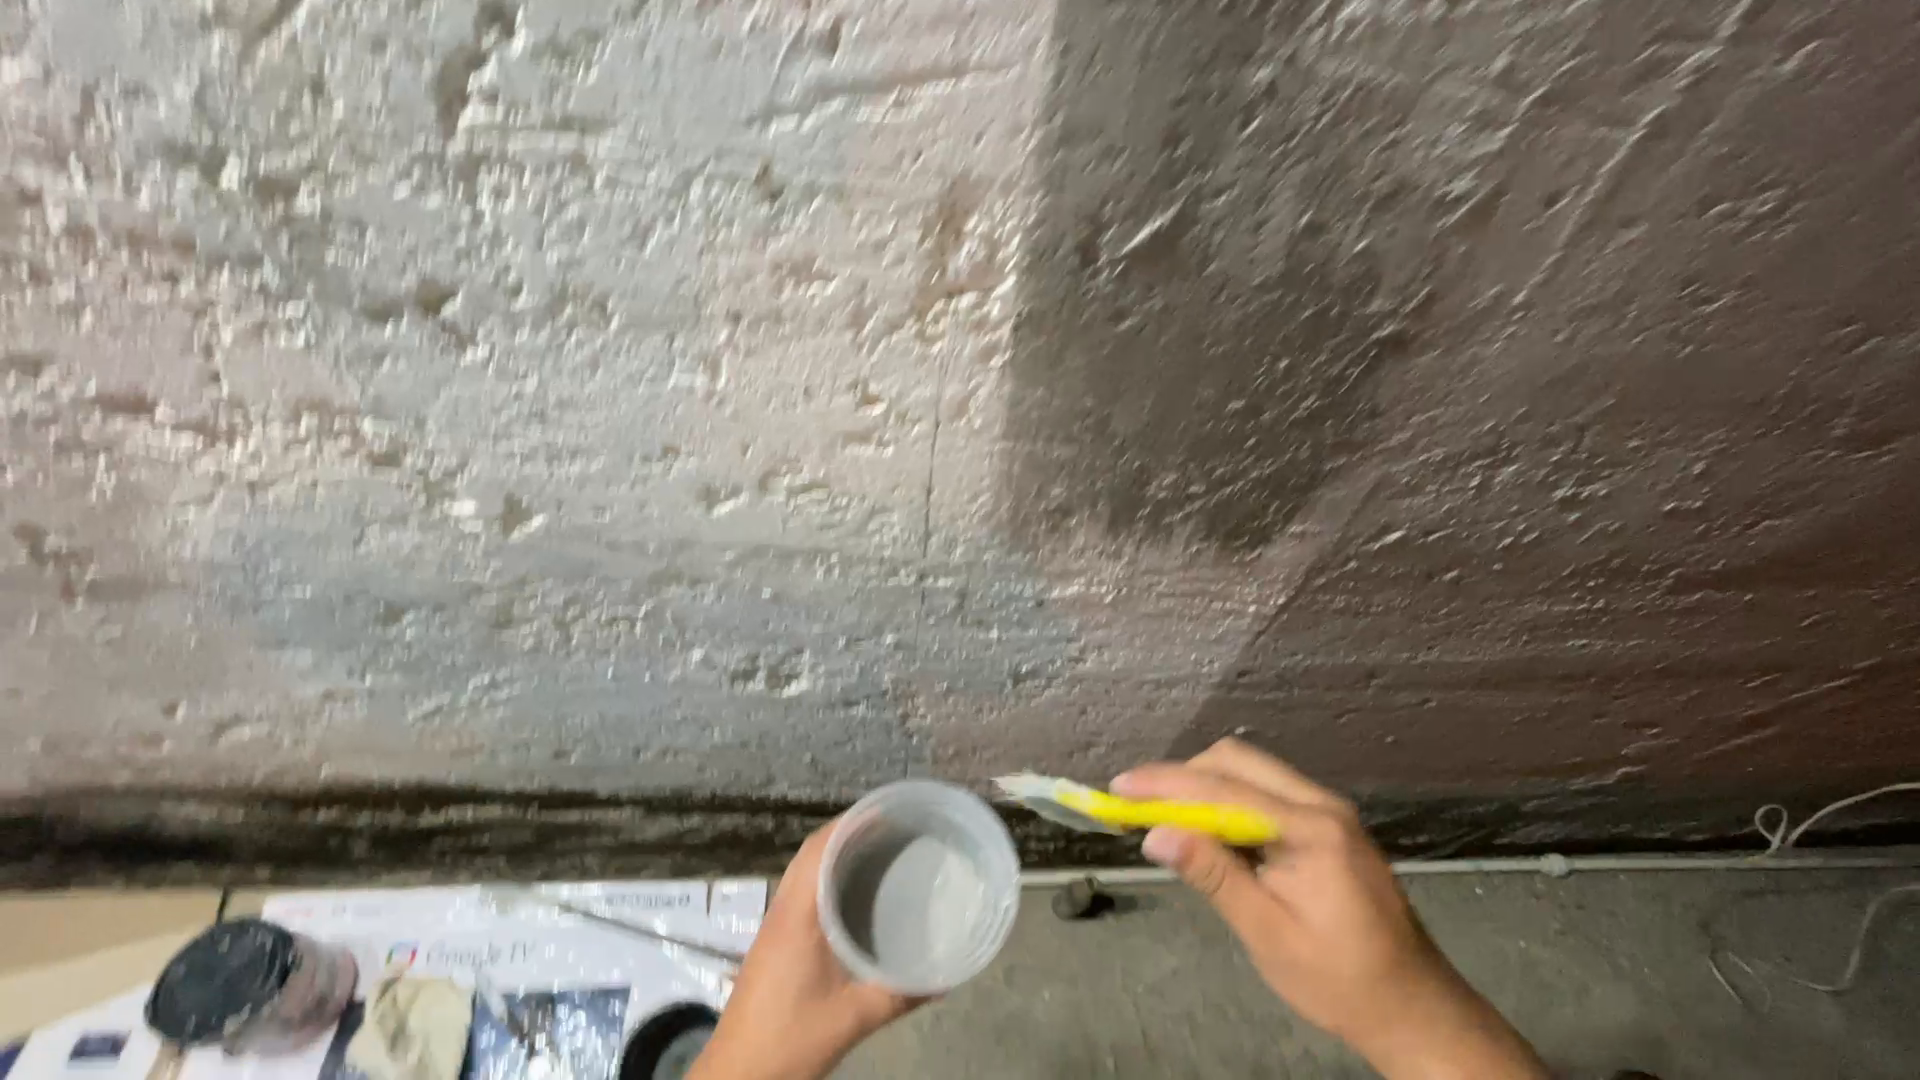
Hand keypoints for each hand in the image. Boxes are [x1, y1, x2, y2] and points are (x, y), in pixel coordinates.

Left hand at [689, 821, 925, 1079]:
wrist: (737, 1075)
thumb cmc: (791, 1039)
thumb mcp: (854, 1018)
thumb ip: (900, 994)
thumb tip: (945, 975)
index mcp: (799, 914)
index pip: (820, 847)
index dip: (852, 822)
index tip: (888, 812)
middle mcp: (783, 908)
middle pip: (812, 851)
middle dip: (849, 831)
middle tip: (892, 827)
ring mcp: (774, 924)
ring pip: (804, 870)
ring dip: (836, 852)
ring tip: (878, 850)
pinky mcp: (773, 940)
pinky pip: (802, 890)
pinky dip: (827, 877)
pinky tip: (853, 894)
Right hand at [1113, 738, 1547, 1079]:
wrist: (1415, 1008)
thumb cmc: (1340, 980)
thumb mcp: (1269, 935)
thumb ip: (1214, 876)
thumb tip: (1155, 834)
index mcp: (1312, 829)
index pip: (1223, 790)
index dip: (1166, 785)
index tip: (1119, 788)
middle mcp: (1321, 804)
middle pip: (1236, 762)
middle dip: (1181, 776)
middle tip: (1137, 803)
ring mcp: (1327, 811)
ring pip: (1249, 771)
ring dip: (1201, 786)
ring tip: (1161, 815)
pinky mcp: (1325, 825)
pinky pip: (1264, 792)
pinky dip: (1225, 800)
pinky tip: (1205, 829)